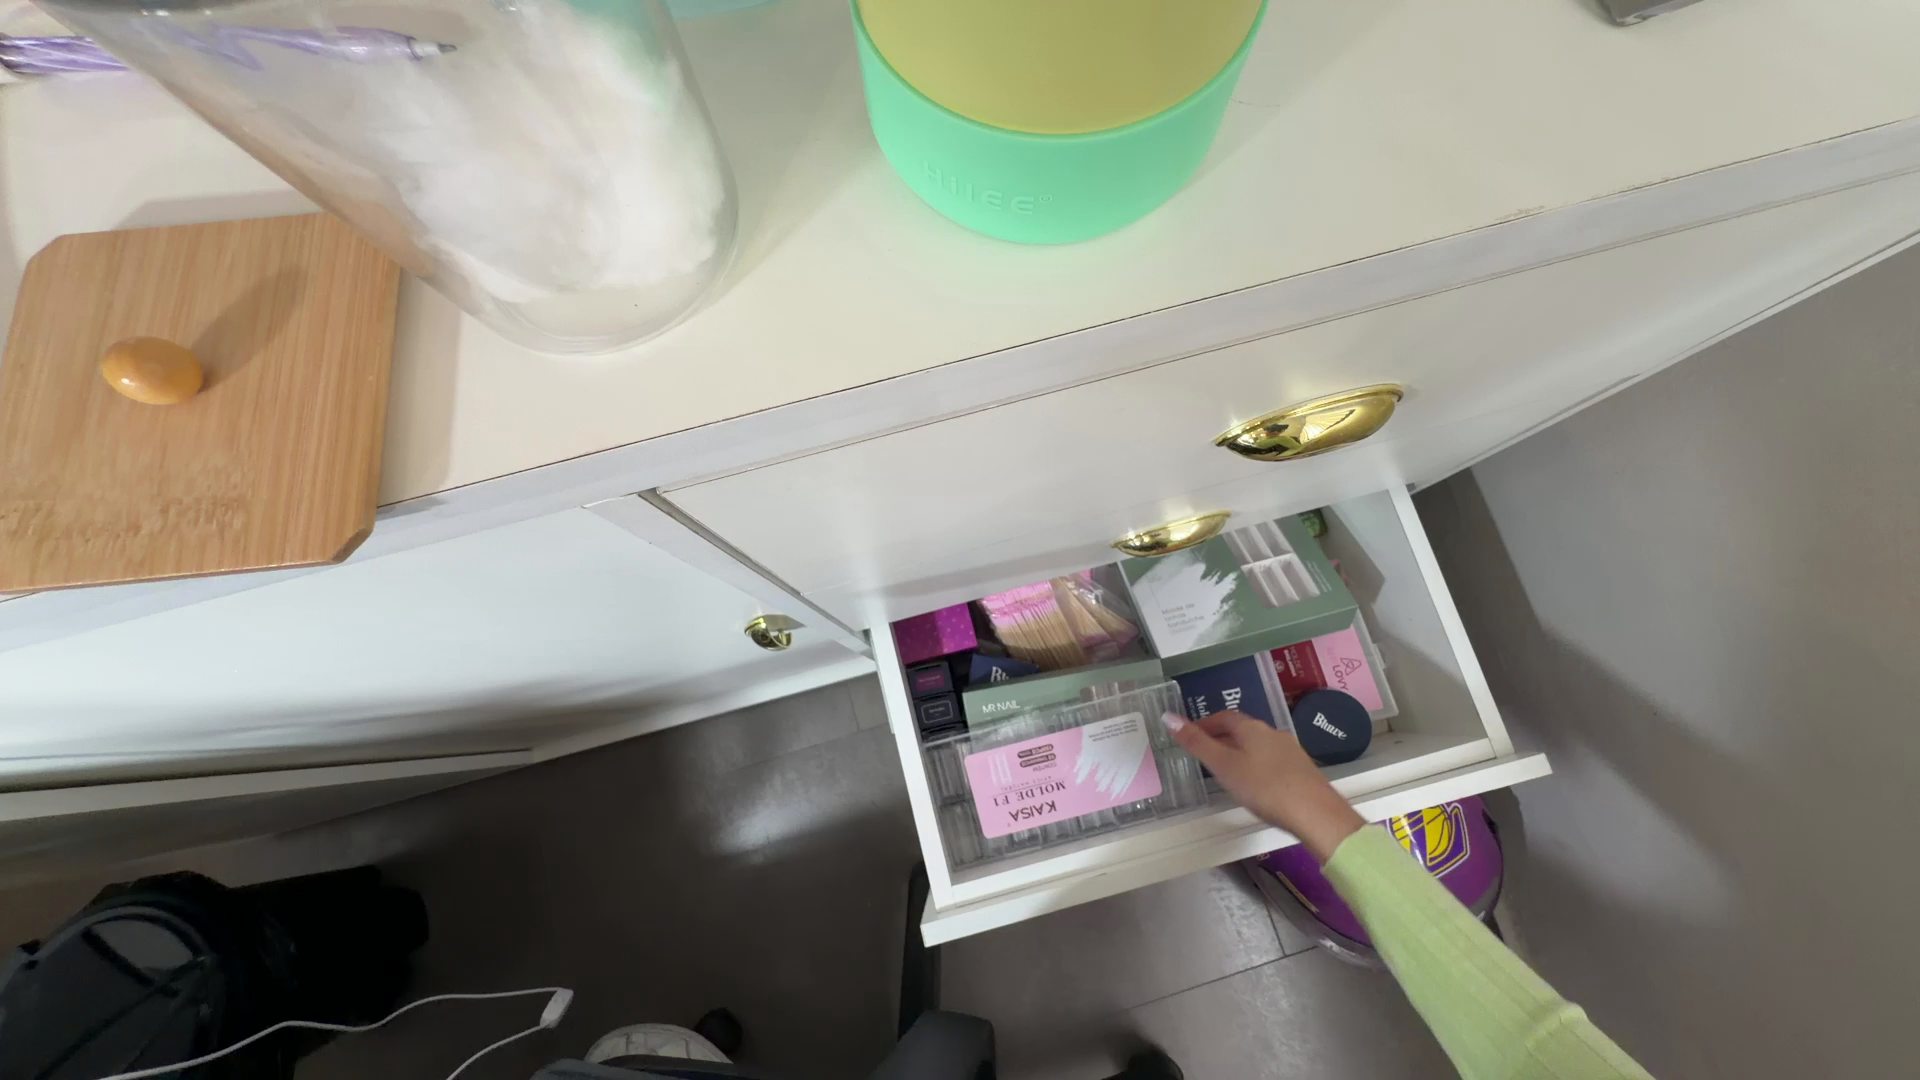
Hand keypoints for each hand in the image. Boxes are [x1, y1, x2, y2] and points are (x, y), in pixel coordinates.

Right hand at [1162, 710, 1365, 861]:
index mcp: (1252, 728)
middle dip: (1220, 737)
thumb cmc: (1265, 787)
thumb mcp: (1224, 766)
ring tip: (1225, 770)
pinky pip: (1271, 760)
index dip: (1204, 724)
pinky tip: (1254, 784)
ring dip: (1239, 752)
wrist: (1317, 815)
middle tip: (1203, 754)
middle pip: (1241, 729)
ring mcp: (1290, 752)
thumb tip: (1168, 717)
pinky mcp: (1301, 771)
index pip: (1223, 717)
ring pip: (1257, 745)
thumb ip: (1196, 743)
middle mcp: (1272, 734)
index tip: (1190, 736)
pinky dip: (1255, 765)